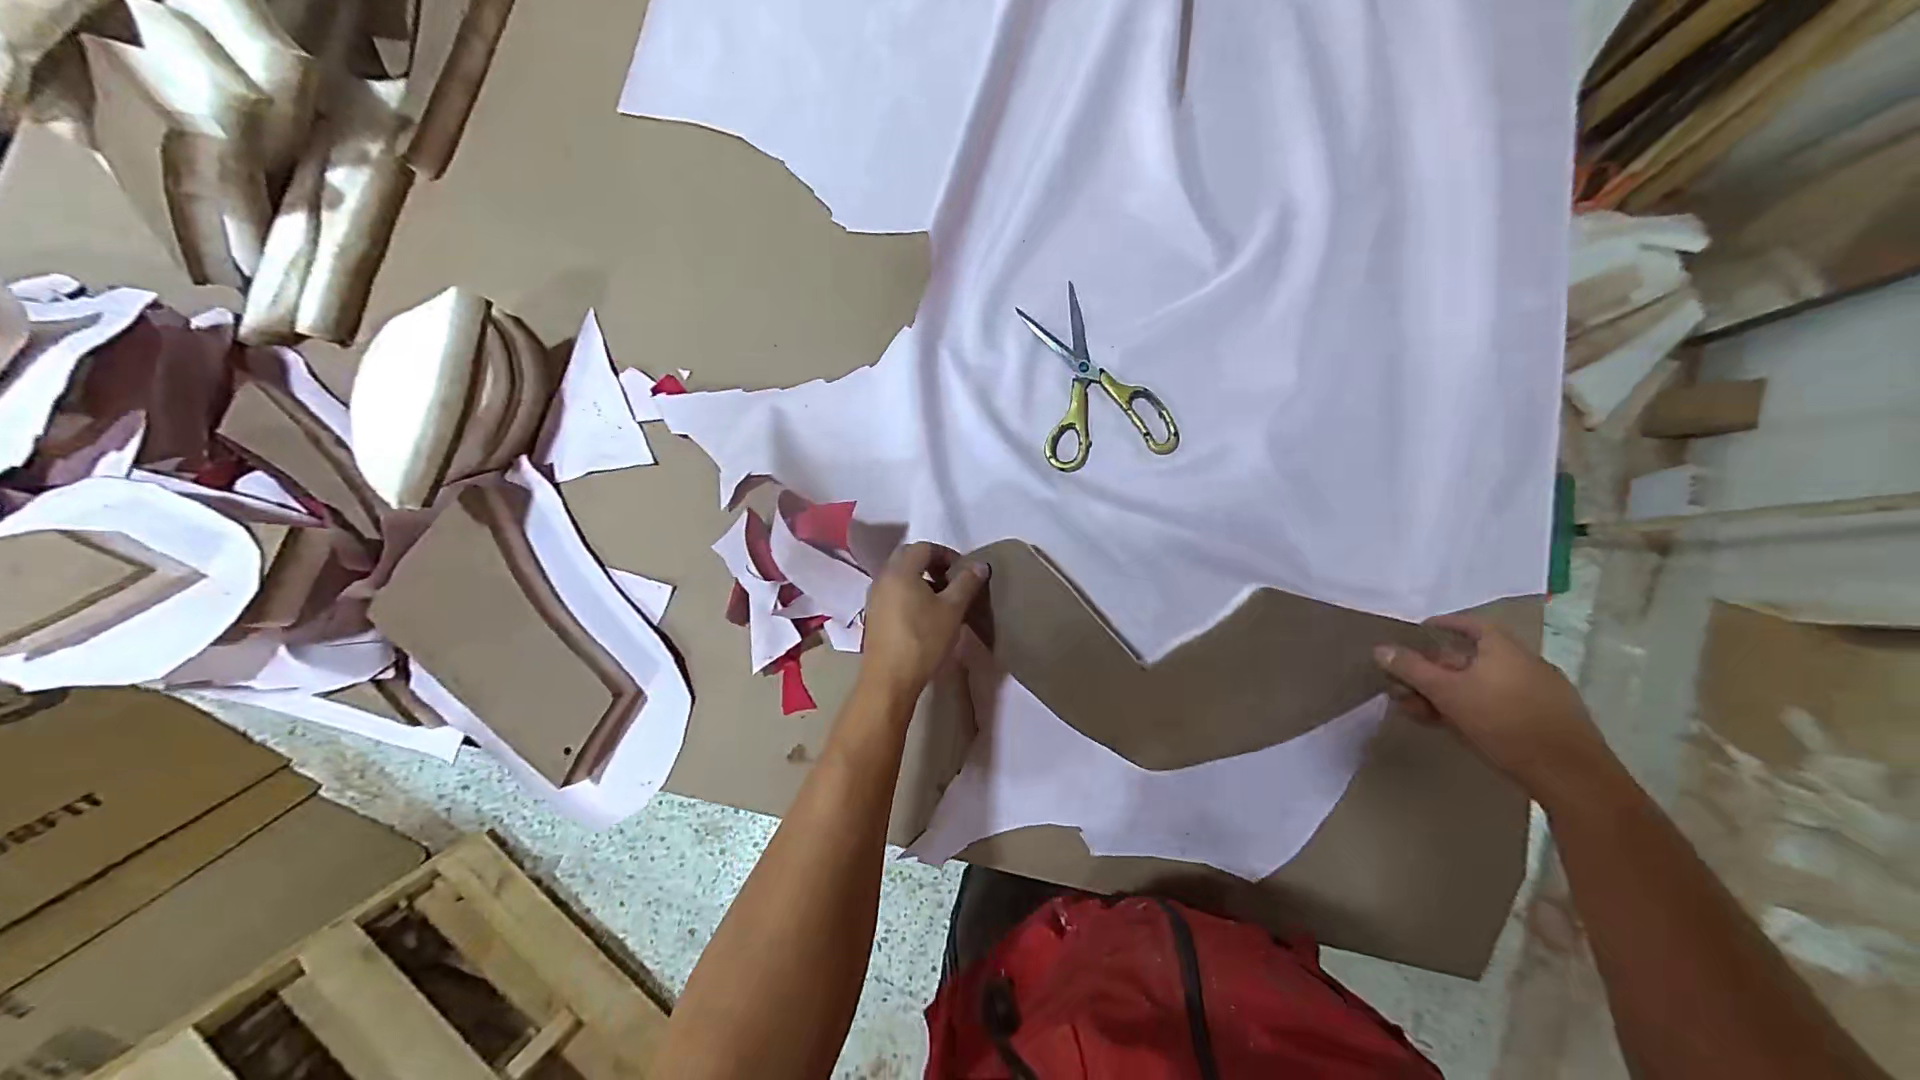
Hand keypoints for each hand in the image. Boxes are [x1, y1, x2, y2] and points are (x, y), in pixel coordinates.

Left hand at [859, 542, 989, 699]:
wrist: (889, 679)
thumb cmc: (923, 640)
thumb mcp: (952, 610)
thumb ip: (967, 583)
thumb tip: (979, 565)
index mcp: (900, 570)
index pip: (924, 547)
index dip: (947, 554)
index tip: (964, 571)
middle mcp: (883, 577)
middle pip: (909, 557)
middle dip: (933, 564)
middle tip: (953, 581)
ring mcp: (874, 597)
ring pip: (900, 576)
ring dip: (921, 579)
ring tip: (942, 599)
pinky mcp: (873, 615)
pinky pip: (893, 592)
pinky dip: (910, 593)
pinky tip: (924, 615)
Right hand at [1374, 615, 1621, 804]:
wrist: (1570, 775)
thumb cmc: (1503, 722)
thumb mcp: (1447, 693)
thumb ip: (1411, 669)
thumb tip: (1380, 648)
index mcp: (1504, 648)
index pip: (1469, 625)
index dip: (1442, 625)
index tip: (1417, 633)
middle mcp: (1524, 663)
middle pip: (1469, 657)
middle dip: (1432, 669)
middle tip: (1405, 685)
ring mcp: (1538, 691)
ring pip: (1481, 683)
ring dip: (1446, 693)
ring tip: (1421, 711)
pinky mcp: (1545, 718)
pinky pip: (1498, 702)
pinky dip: (1471, 707)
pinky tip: (1453, 726)